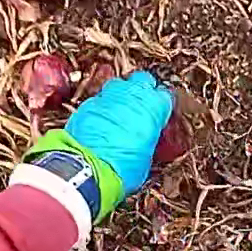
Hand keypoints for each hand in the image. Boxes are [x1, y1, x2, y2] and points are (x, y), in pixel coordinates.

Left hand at [18, 71, 172, 226]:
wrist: (88, 170)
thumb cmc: (123, 166)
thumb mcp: (147, 155)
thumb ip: (149, 137)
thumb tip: (147, 137)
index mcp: (153, 105)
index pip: (164, 95)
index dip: (161, 105)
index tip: (160, 113)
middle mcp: (131, 94)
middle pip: (142, 80)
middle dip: (143, 91)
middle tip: (142, 107)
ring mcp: (107, 97)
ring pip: (118, 86)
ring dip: (121, 96)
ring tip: (121, 114)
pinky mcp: (87, 105)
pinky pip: (99, 100)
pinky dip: (103, 109)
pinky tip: (103, 124)